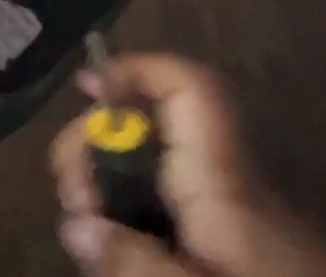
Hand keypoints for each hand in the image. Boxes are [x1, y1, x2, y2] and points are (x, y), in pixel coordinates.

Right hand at [50, 54, 325, 276]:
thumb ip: (136, 263)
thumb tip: (77, 225)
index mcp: (226, 187)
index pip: (191, 90)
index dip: (137, 69)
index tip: (88, 87)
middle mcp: (235, 186)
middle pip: (153, 127)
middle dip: (98, 146)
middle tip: (75, 201)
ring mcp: (244, 215)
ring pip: (160, 166)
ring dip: (113, 182)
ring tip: (94, 230)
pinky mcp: (249, 243)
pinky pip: (180, 200)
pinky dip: (142, 210)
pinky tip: (130, 248)